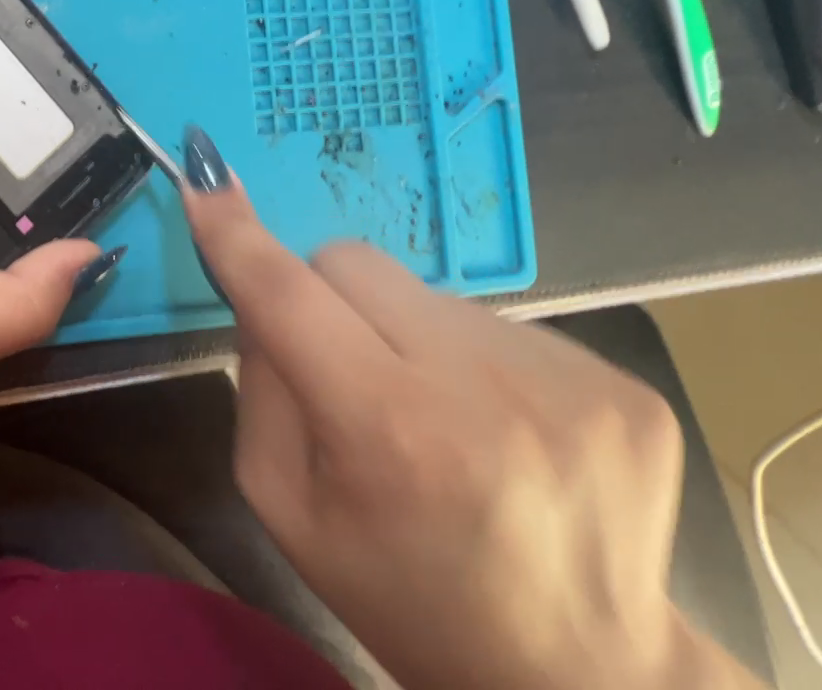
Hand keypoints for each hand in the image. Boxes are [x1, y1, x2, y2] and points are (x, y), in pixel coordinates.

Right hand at [179, 128, 754, 689]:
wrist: (577, 667)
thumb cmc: (394, 590)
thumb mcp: (282, 502)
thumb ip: (259, 386)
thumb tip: (265, 297)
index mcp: (388, 431)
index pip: (288, 295)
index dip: (237, 235)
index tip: (204, 181)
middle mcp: (482, 387)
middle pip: (353, 263)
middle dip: (323, 297)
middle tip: (341, 370)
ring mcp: (565, 377)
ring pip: (425, 291)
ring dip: (401, 332)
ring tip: (431, 415)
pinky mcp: (618, 380)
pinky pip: (494, 321)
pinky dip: (467, 357)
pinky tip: (490, 425)